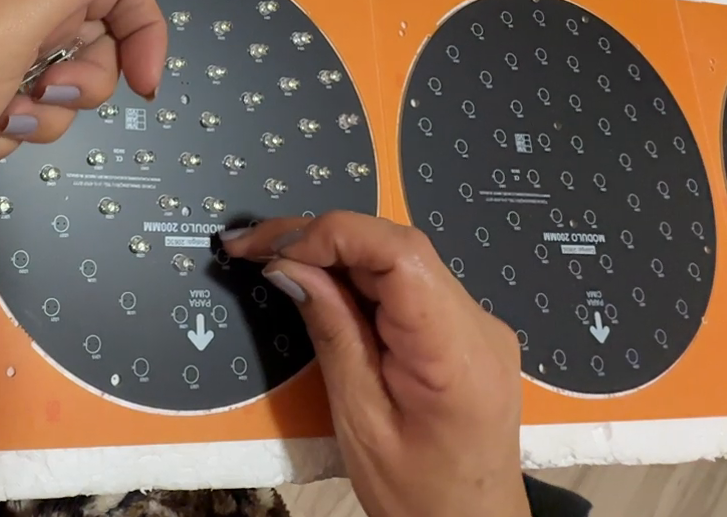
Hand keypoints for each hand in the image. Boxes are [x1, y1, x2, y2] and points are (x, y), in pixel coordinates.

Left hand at [0, 0, 167, 193]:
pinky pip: (26, 120)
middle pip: (96, 48)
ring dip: (39, 119)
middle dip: (79, 86)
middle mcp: (18, 14)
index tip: (146, 84)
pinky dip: (6, 137)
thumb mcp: (11, 23)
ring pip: (63, 93)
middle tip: (38, 93)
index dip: (142, 33)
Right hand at [221, 213, 526, 516]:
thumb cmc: (416, 494)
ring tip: (268, 257)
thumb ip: (331, 332)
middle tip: (250, 246)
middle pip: (391, 245)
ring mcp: (473, 319)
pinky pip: (399, 278)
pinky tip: (312, 279)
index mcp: (456, 351)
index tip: (270, 251)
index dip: (329, 235)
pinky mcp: (458, 325)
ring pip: (391, 254)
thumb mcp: (359, 419)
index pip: (398, 252)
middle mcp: (476, 321)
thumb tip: (285, 264)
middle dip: (316, 237)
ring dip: (327, 250)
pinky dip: (349, 271)